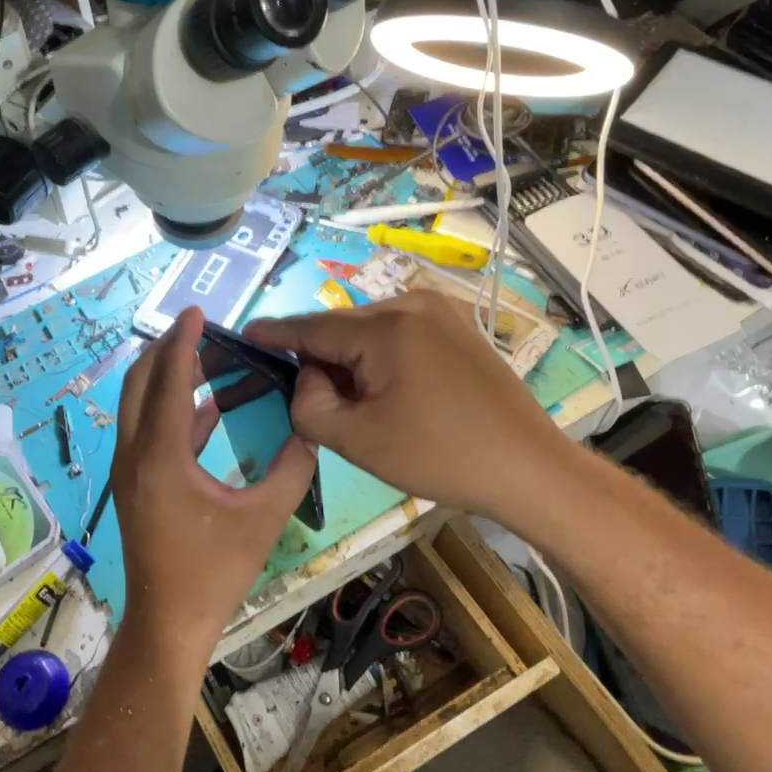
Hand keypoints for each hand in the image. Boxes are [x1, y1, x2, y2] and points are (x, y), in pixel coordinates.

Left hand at [112, 308, 318, 648]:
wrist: (169, 622)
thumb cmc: (214, 572)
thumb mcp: (263, 518)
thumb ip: (291, 469)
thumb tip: (311, 430)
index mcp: (161, 457)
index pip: (170, 381)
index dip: (185, 341)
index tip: (199, 310)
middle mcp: (135, 455)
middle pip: (141, 383)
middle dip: (171, 350)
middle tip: (208, 332)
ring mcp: (130, 471)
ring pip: (142, 406)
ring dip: (174, 379)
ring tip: (216, 361)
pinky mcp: (136, 484)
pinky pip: (152, 432)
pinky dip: (179, 413)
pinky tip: (215, 409)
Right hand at [245, 291, 574, 516]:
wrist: (527, 467)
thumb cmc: (438, 456)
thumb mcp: (357, 440)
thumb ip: (309, 405)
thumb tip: (307, 377)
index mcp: (385, 326)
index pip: (311, 327)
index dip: (274, 333)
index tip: (244, 333)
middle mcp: (413, 303)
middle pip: (343, 329)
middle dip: (320, 359)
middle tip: (310, 402)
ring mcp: (442, 311)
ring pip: (372, 332)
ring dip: (353, 362)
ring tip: (355, 406)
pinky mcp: (460, 327)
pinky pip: (401, 335)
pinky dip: (382, 359)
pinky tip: (389, 395)